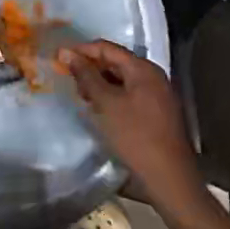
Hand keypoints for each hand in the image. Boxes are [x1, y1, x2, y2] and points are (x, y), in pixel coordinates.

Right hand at [59, 41, 201, 203]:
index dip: (81, 51)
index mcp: (143, 69)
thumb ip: (85, 74)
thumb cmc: (135, 136)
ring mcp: (158, 95)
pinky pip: (130, 94)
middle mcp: (153, 77)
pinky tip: (99, 108)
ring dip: (100, 84)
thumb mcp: (105, 102)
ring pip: (121, 79)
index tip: (59, 59)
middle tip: (69, 80)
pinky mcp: (158, 113)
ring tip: (82, 96)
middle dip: (90, 68)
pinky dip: (112, 96)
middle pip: (115, 62)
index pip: (106, 48)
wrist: (170, 180)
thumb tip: (66, 52)